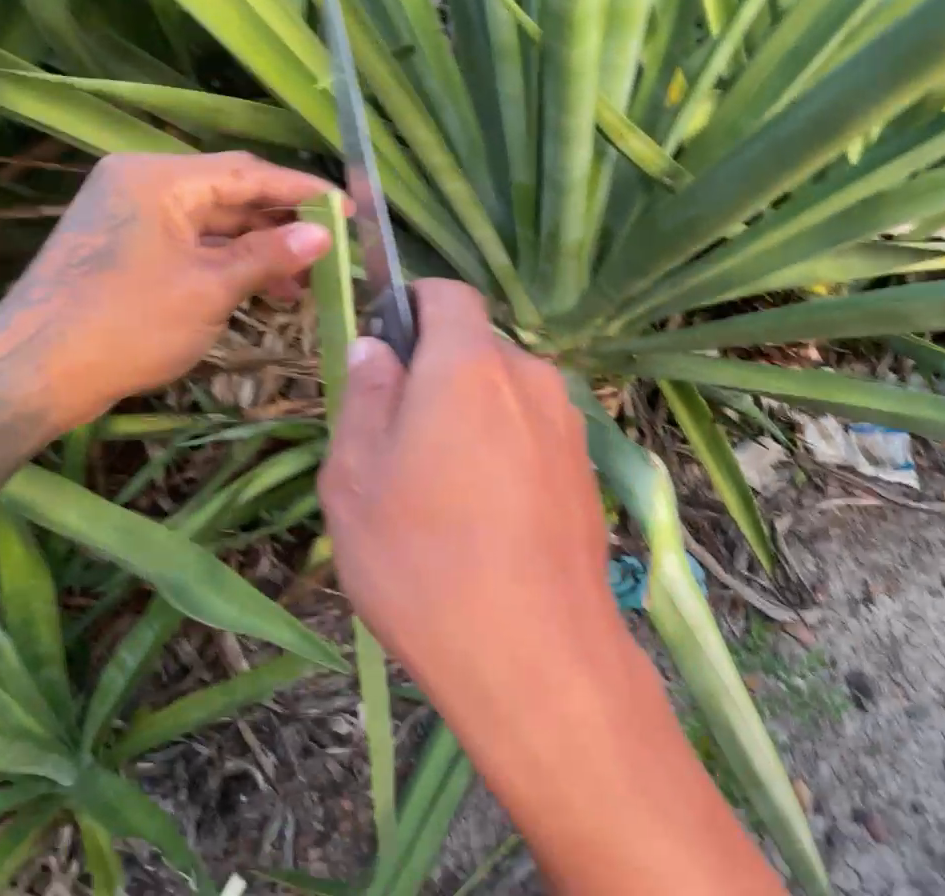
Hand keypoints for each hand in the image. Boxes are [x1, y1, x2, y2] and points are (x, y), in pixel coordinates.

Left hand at [0, 152, 335, 428]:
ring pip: (215, 221)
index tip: (348, 211)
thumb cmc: (128, 324)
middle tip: (332, 250)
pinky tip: (263, 287)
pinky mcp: (127, 247)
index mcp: (159, 179)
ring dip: (261, 247)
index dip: (303, 191)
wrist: (34, 372)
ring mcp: (132, 215)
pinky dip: (230, 260)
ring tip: (304, 282)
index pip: (249, 172)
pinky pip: (193, 242)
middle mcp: (143, 184)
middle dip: (283, 222)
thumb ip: (270, 255)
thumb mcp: (211, 288)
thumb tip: (323, 234)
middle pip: (232, 192)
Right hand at [317, 281, 786, 893]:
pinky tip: (488, 519)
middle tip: (398, 443)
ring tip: (441, 494)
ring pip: (509, 397)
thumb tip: (377, 346)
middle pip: (479, 350)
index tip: (387, 344)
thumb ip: (366, 395)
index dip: (413, 305)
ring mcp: (570, 425)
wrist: (534, 649)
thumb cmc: (421, 561)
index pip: (449, 295)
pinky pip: (536, 436)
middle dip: (438, 376)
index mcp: (472, 365)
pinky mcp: (589, 469)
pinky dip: (508, 452)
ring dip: (473, 420)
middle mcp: (533, 379)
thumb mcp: (355, 477)